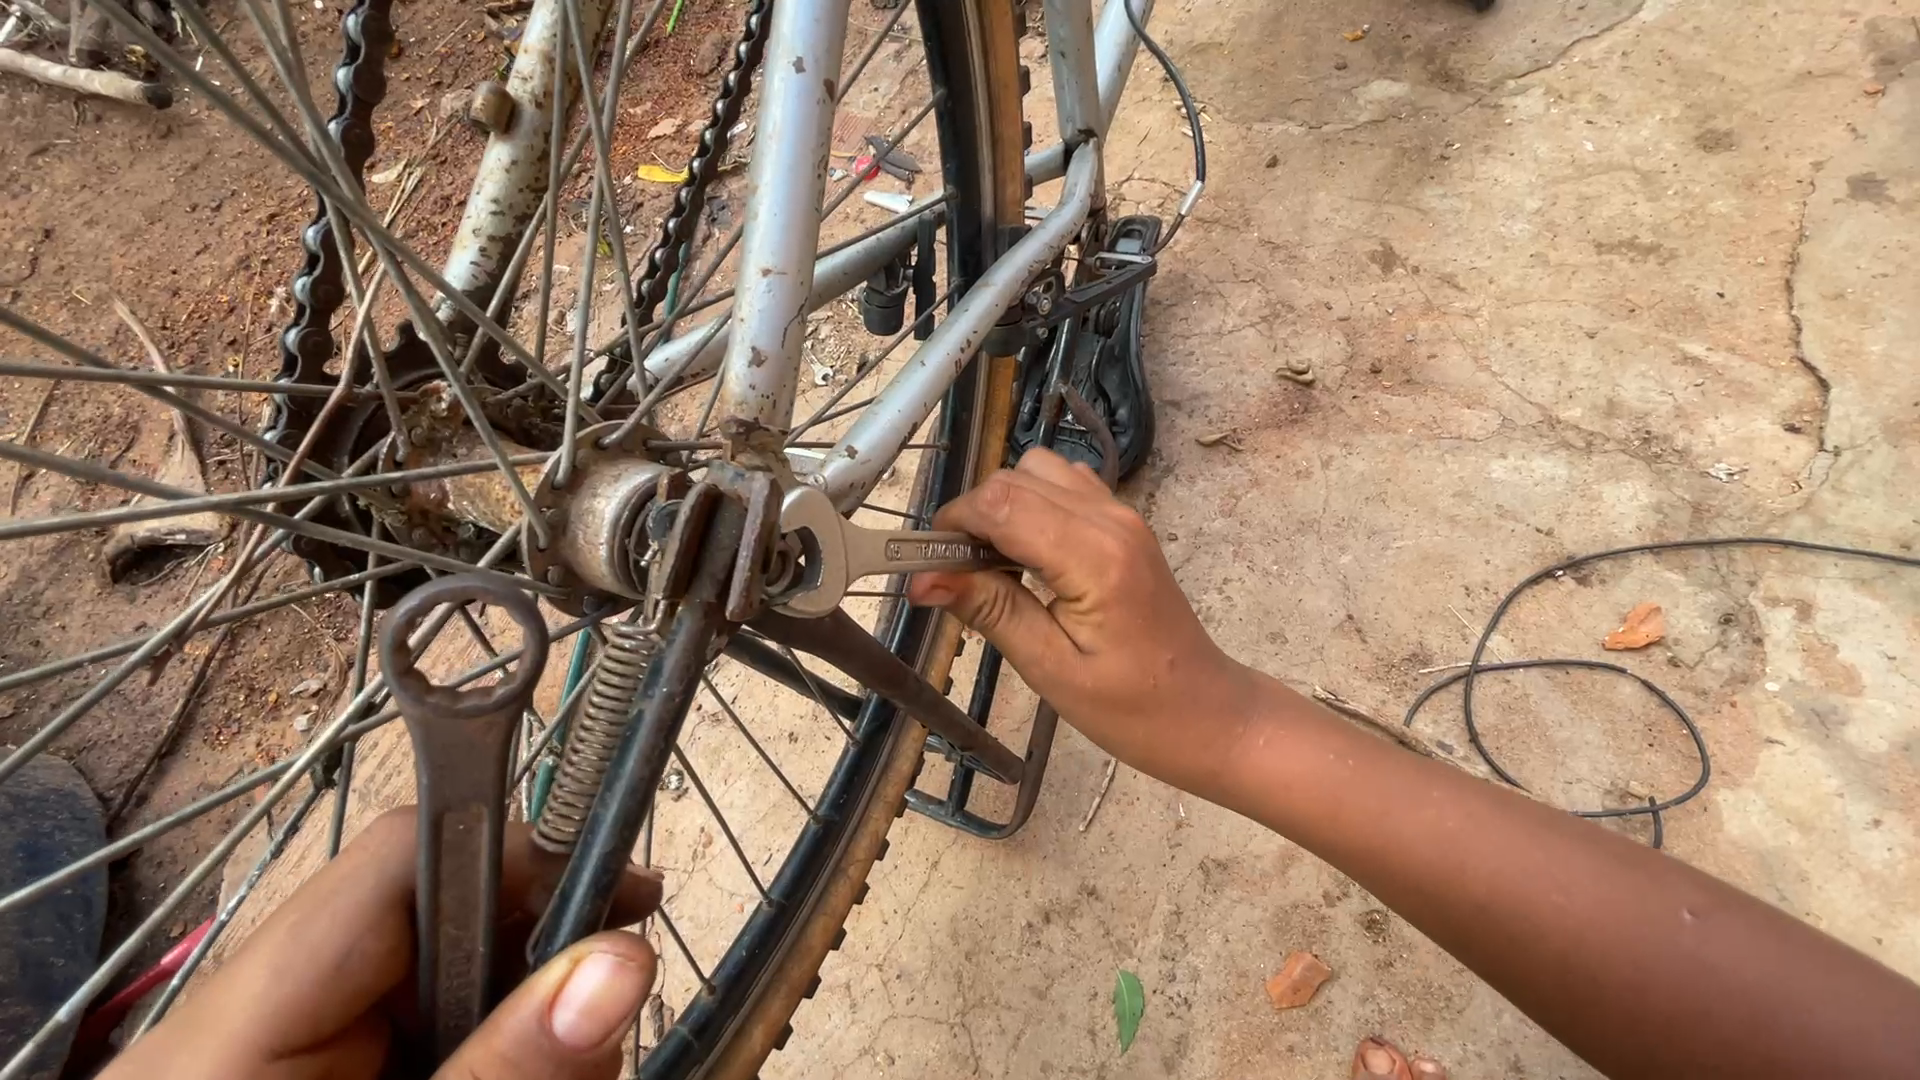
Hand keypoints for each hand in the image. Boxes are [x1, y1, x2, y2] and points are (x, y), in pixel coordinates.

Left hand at [106, 808, 661, 1079]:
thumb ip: (508, 1075)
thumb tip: (627, 959)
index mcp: (230, 1030)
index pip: (401, 858)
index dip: (524, 856)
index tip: (626, 899)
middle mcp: (250, 1011)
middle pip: (436, 908)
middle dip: (539, 952)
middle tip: (609, 1010)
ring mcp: (281, 1040)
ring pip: (450, 961)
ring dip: (526, 1009)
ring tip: (561, 1070)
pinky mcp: (319, 1064)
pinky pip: (433, 1012)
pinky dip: (497, 1041)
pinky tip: (519, 1071)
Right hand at [908, 447, 1259, 793]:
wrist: (1206, 711)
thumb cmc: (1132, 708)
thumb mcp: (1051, 669)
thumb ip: (989, 610)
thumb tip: (923, 579)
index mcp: (1094, 557)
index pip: (1001, 503)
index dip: (953, 525)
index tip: (929, 567)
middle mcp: (1111, 519)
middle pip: (1015, 478)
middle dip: (972, 516)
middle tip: (958, 575)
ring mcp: (1123, 514)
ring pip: (1038, 471)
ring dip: (1003, 506)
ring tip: (994, 564)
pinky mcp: (1125, 522)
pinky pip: (1065, 486)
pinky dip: (1032, 505)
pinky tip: (1030, 554)